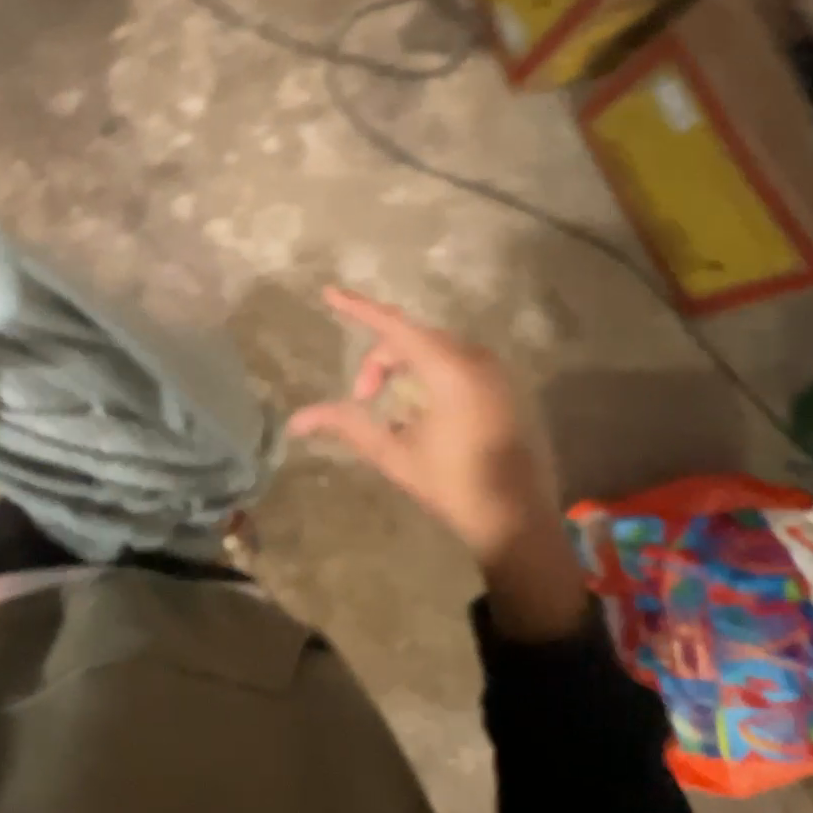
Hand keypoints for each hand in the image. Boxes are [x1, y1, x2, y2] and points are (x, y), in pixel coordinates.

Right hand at [290, 288, 585, 640]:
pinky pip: (453, 361)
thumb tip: (296, 421)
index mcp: (449, 372)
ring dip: (402, 366)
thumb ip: (346, 425)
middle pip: (411, 337)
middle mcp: (475, 360)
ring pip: (432, 348)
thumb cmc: (453, 485)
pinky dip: (426, 373)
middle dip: (379, 360)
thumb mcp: (393, 454)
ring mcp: (493, 371)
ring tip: (387, 406)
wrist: (516, 520)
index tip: (330, 292)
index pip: (394, 327)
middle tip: (361, 398)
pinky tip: (417, 410)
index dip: (359, 308)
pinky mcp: (501, 385)